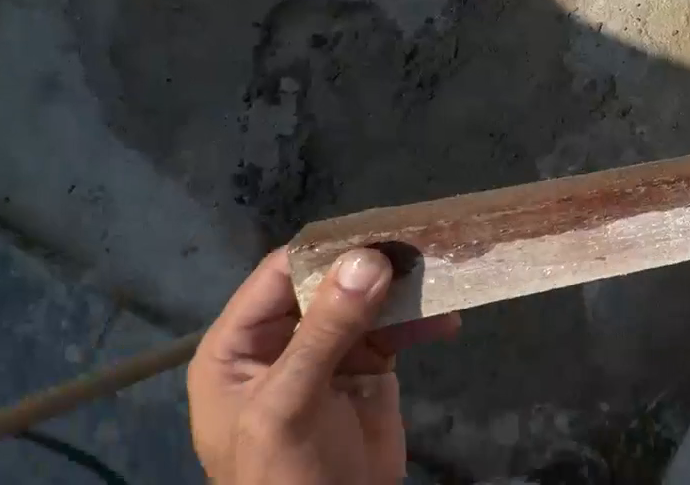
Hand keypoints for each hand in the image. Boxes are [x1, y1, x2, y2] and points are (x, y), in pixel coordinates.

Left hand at [187, 248, 459, 484]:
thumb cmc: (284, 475)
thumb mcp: (292, 405)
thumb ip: (326, 331)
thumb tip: (369, 257)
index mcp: (240, 346)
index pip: (282, 273)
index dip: (331, 248)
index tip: (387, 230)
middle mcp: (283, 340)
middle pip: (334, 279)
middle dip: (381, 263)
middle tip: (429, 246)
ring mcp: (329, 353)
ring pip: (372, 297)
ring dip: (410, 287)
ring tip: (448, 278)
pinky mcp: (369, 366)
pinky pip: (399, 326)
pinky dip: (426, 319)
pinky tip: (448, 322)